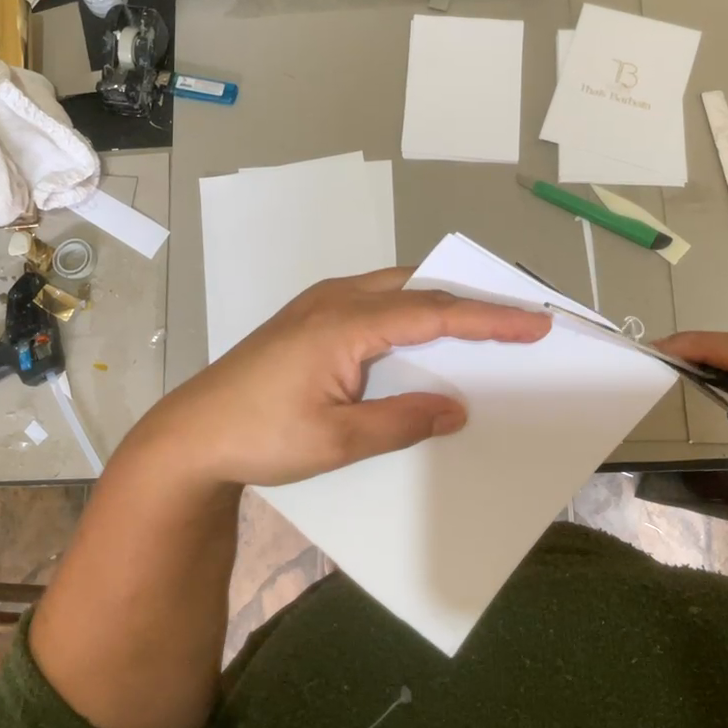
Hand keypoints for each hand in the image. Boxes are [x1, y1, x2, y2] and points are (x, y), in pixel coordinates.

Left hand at [129, 268, 549, 489]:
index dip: (490, 318)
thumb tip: (457, 409)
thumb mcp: (338, 440)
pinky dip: (408, 311)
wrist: (191, 435)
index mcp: (345, 322)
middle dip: (470, 299)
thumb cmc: (261, 437)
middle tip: (517, 316)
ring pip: (393, 289)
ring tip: (481, 322)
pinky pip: (372, 301)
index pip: (434, 311)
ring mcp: (316, 305)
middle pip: (417, 288)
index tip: (536, 322)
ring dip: (437, 301)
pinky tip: (420, 336)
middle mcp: (334, 300)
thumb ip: (402, 421)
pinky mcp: (306, 319)